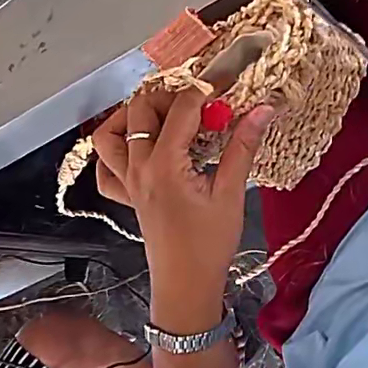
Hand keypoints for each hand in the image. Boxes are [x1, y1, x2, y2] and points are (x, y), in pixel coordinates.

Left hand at [91, 87, 274, 332]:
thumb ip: (243, 146)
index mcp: (165, 165)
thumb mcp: (231, 193)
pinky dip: (116, 150)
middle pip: (139, 110)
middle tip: (200, 102)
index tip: (227, 83)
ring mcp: (127, 182)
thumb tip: (261, 110)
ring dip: (132, 116)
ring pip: (110, 134)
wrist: (187, 284)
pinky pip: (105, 167)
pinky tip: (139, 148)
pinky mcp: (126, 196)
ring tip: (163, 115)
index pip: (181, 109)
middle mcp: (139, 168)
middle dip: (170, 96)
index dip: (206, 90)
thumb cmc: (209, 244)